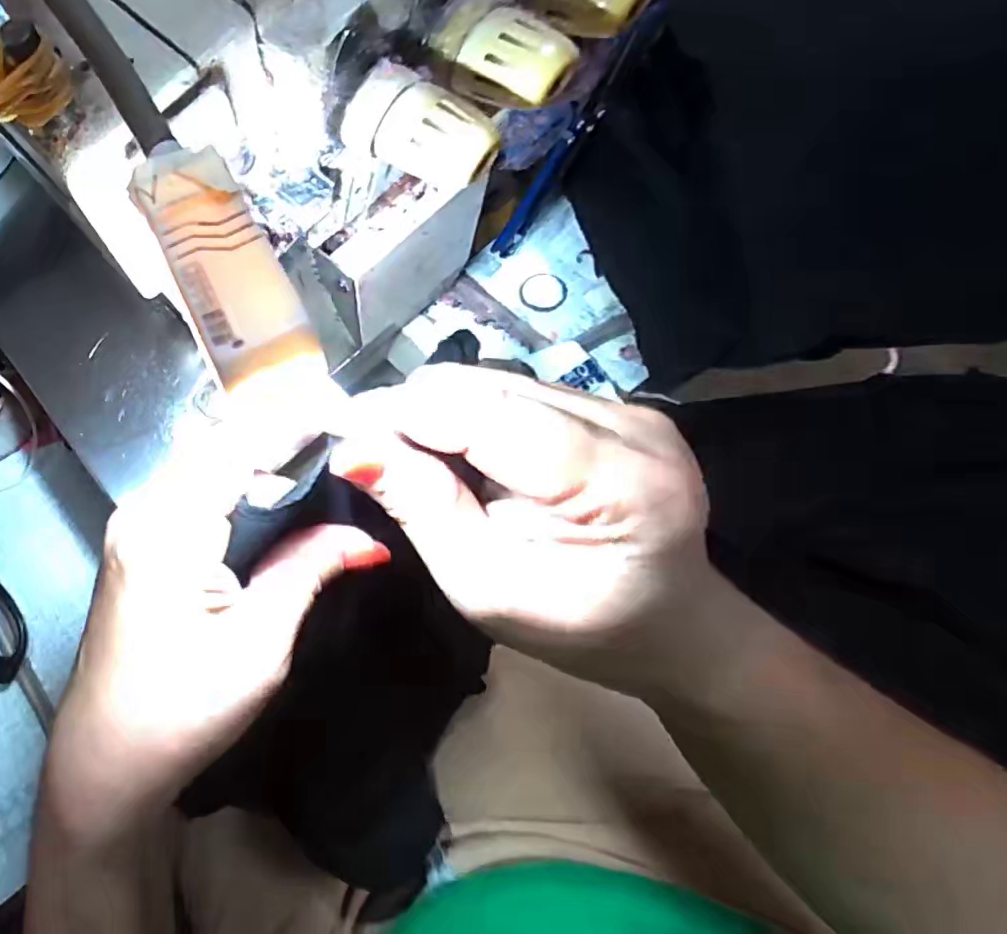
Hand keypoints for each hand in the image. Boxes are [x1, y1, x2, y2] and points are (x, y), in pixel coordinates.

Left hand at [44, 426, 388, 846]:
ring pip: (202, 460)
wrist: (106, 756)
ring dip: (255, 453)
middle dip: (277, 432)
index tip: (343, 408)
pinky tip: (268, 490)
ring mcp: (132, 520)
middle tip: (338, 434)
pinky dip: (232, 478)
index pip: (238, 448)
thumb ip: (306, 570)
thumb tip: (363, 537)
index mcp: (169, 529)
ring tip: (314, 456)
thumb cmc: (184, 710)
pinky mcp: (135, 537)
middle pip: (216, 444)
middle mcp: (142, 508)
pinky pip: (190, 486)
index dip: (292, 422)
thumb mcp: (260, 644)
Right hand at [330, 364, 752, 700]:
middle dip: (409, 411)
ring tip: (415, 458)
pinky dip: (465, 414)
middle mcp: (624, 423)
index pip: (482, 415)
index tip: (337, 430)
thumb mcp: (482, 584)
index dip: (399, 414)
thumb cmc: (576, 626)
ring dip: (434, 411)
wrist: (669, 624)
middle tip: (368, 451)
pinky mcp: (609, 403)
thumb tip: (352, 449)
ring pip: (489, 379)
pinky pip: (509, 389)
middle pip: (482, 385)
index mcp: (609, 480)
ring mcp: (622, 406)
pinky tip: (460, 453)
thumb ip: (422, 508)